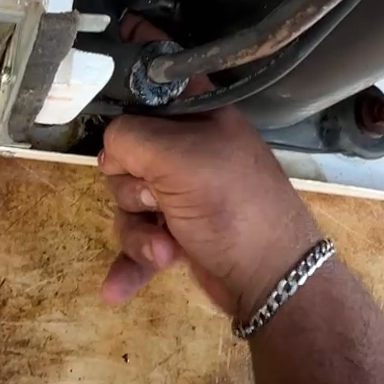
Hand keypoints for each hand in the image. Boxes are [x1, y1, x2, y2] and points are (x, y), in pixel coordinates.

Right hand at [97, 109, 323, 318]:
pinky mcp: (178, 231)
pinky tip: (116, 290)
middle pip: (127, 156)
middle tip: (157, 199)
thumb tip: (110, 152)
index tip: (125, 141)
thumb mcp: (177, 156)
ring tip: (164, 249)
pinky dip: (132, 259)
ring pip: (128, 201)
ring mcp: (183, 192)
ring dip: (137, 231)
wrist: (272, 279)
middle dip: (133, 188)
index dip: (130, 115)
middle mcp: (189, 148)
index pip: (148, 93)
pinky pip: (139, 238)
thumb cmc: (230, 203)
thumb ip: (129, 138)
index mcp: (197, 113)